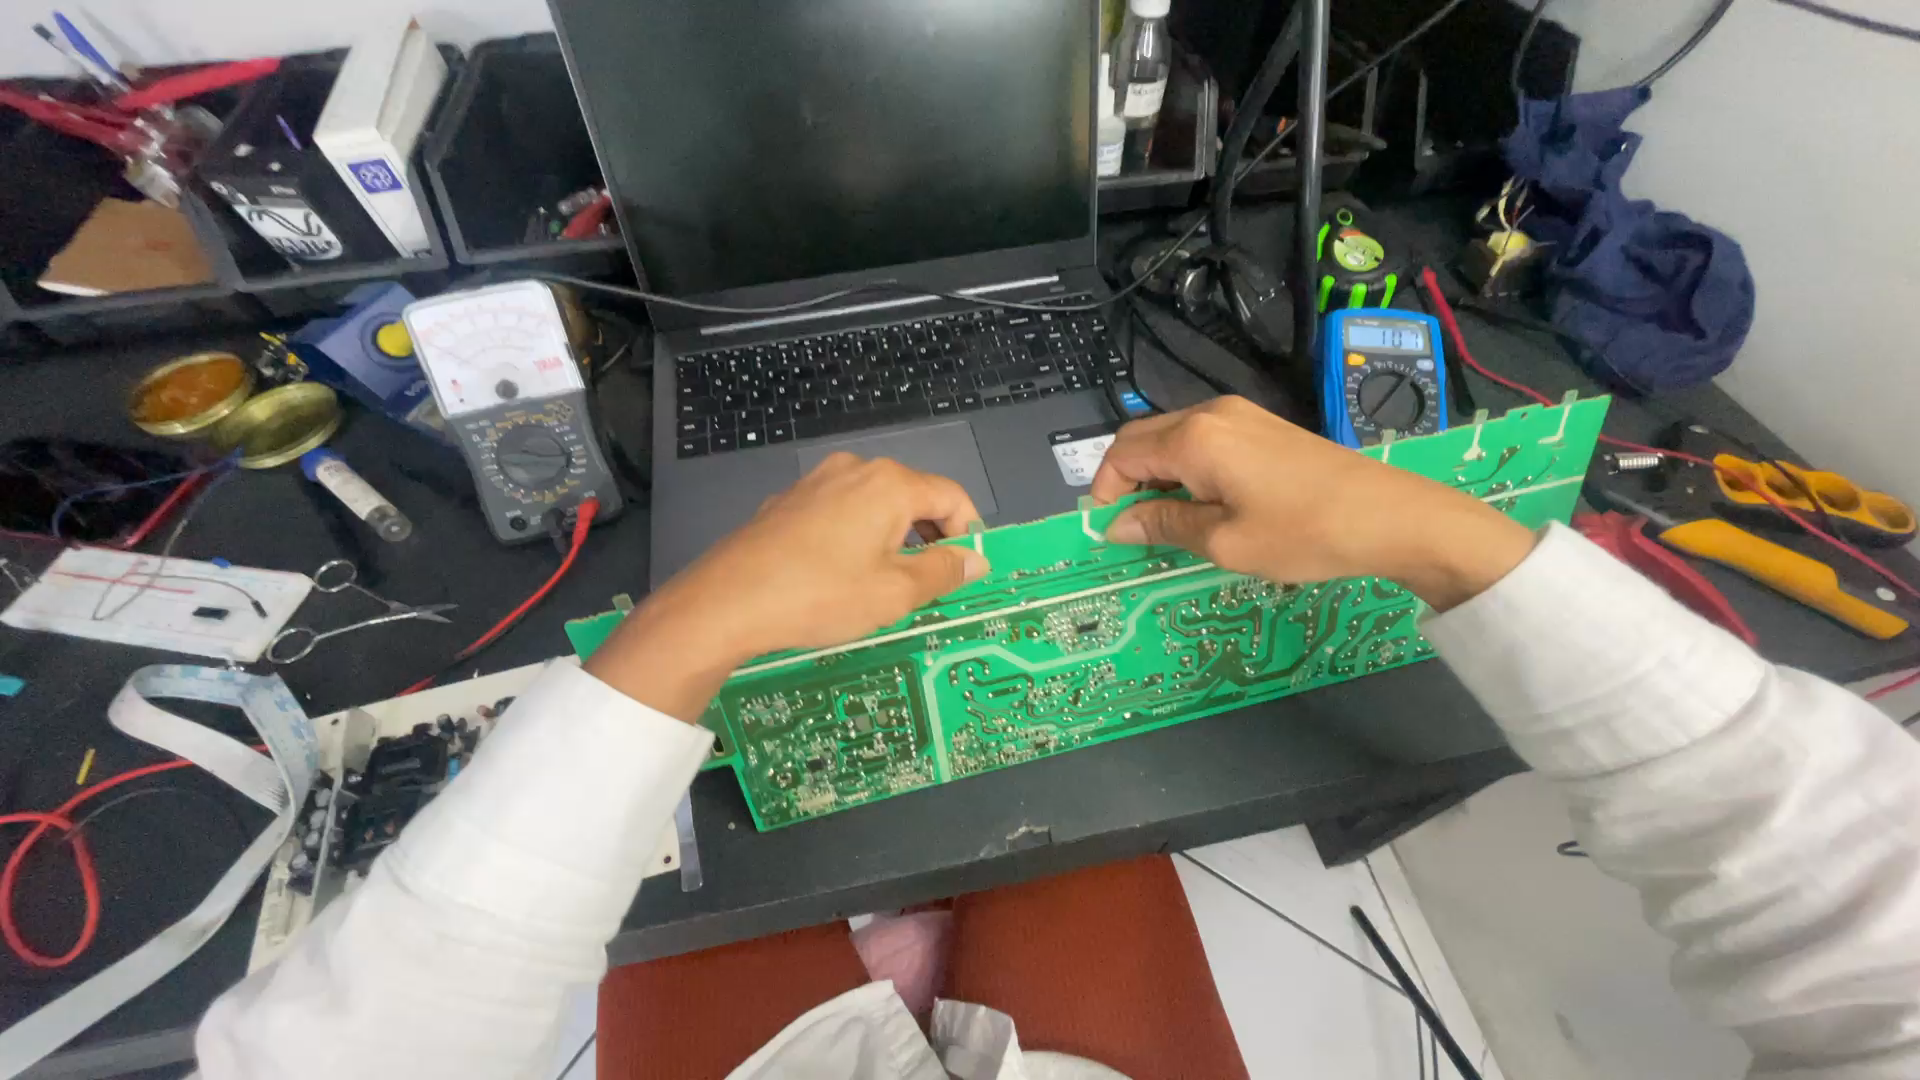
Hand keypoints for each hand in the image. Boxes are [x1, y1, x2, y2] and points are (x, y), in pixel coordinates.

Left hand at [585, 454, 989, 718]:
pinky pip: (840, 512)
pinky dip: (857, 536)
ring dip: (894, 538)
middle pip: (914, 496)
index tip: (964, 572)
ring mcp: (817, 481)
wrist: (727, 601)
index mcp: (890, 484)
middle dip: (931, 537)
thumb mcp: (895, 593)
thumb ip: (943, 571)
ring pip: (875, 504)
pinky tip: (839, 574)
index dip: (968, 534)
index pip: (952, 497)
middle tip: (929, 583)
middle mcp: (855, 469)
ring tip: (886, 582)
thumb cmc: (822, 595)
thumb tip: (976, 559)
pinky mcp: (788, 500)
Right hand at [1089, 397, 1535, 610]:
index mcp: (1194, 439)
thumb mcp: (1224, 542)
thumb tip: (1116, 525)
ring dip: (1154, 474)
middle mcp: (1210, 414)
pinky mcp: (1259, 424)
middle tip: (1134, 527)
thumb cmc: (1302, 534)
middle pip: (1141, 439)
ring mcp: (1238, 414)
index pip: (1122, 456)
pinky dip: (1183, 466)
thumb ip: (1163, 526)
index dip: (1105, 493)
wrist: (1392, 516)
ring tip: (1169, 519)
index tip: (1110, 532)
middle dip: (1124, 480)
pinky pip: (1200, 438)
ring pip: (1169, 437)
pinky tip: (1201, 500)